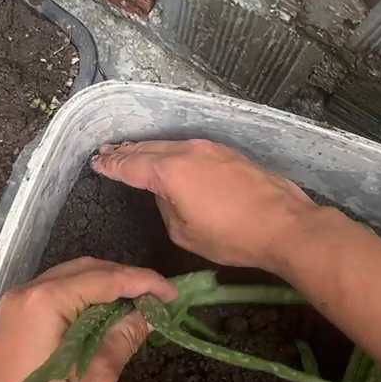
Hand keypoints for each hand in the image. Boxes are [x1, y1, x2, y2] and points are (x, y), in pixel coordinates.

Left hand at [0, 258, 175, 381]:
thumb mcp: (93, 381)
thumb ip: (121, 340)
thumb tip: (147, 316)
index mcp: (45, 303)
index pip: (104, 279)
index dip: (142, 282)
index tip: (172, 293)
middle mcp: (26, 293)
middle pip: (85, 270)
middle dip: (124, 280)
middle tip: (158, 299)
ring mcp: (15, 305)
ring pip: (69, 279)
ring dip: (104, 288)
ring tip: (138, 306)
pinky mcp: (13, 319)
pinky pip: (54, 294)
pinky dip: (82, 299)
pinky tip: (105, 316)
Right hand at [91, 139, 322, 273]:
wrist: (284, 225)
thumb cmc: (231, 236)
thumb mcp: (184, 232)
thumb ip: (165, 207)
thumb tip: (166, 194)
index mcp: (170, 171)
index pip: (131, 165)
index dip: (111, 165)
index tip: (97, 162)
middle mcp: (187, 151)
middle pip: (147, 148)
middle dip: (125, 151)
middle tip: (107, 153)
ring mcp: (210, 148)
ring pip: (170, 145)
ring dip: (148, 149)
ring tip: (132, 151)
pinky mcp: (228, 153)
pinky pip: (189, 148)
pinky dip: (171, 151)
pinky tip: (168, 156)